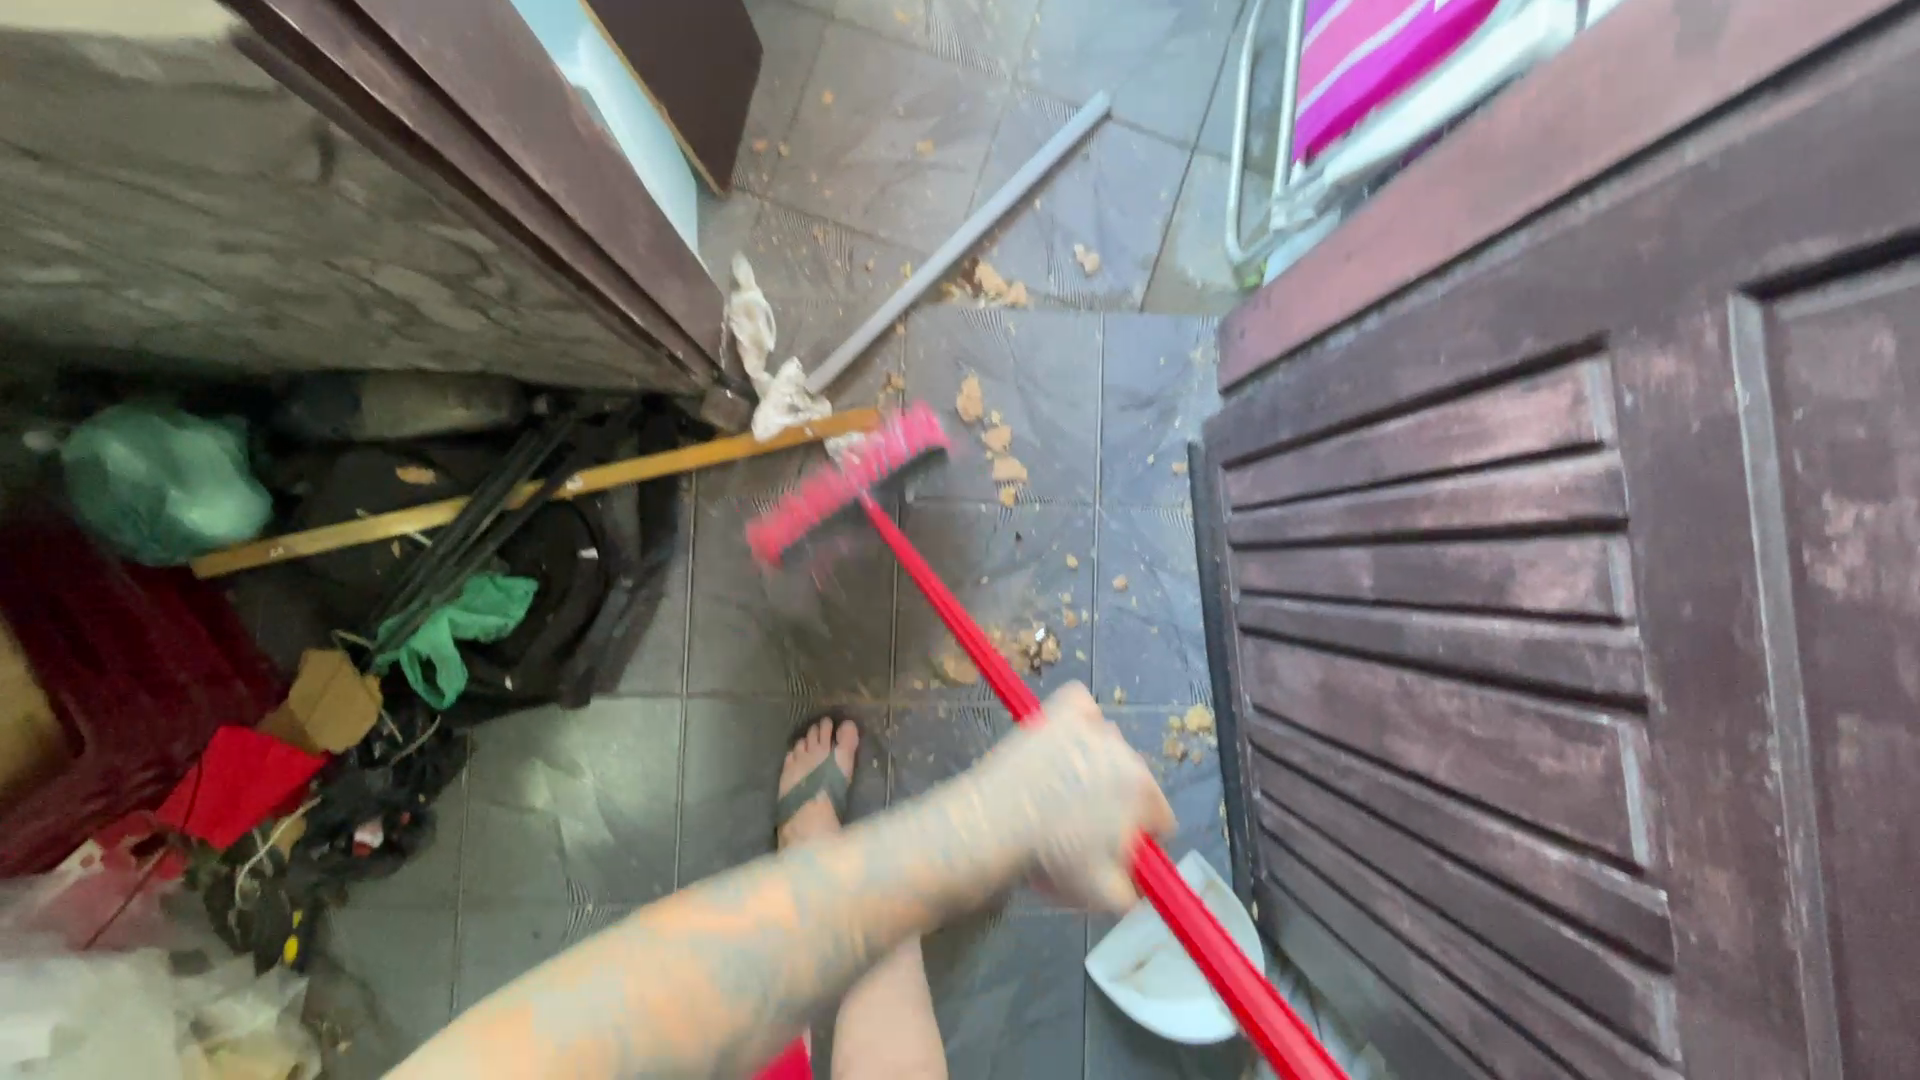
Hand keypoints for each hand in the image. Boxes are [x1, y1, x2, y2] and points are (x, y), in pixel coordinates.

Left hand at [972, 682, 1175, 910]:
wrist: (993, 822)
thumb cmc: (1050, 859)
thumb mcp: (1106, 896)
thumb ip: (1136, 890)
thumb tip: (1138, 880)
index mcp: (1143, 792)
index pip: (1161, 818)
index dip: (1139, 838)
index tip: (1113, 848)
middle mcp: (1125, 750)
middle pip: (1134, 780)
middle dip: (1116, 802)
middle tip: (1081, 823)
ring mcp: (1093, 724)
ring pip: (1108, 746)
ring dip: (1095, 763)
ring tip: (1059, 789)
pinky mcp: (1061, 708)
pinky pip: (1083, 706)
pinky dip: (1077, 720)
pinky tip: (1060, 741)